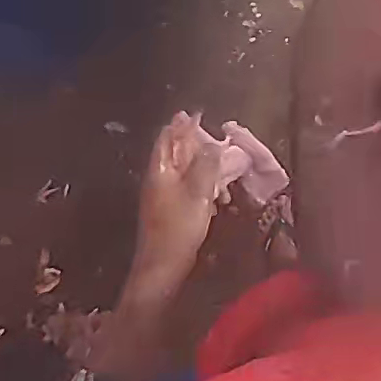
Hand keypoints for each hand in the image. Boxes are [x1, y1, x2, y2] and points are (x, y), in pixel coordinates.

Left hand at [127, 112, 224, 302]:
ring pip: (182, 171)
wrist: (163, 266)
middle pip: (174, 153)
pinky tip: (217, 195)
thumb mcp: (199, 193)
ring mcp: (163, 196)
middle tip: (213, 135)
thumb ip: (207, 165)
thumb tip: (214, 144)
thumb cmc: (179, 227)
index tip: (196, 114)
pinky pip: (187, 188)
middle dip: (193, 143)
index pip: (166, 139)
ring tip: (222, 164)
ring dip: (202, 165)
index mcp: (160, 170)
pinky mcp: (170, 210)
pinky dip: (202, 185)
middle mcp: (158, 179)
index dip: (180, 125)